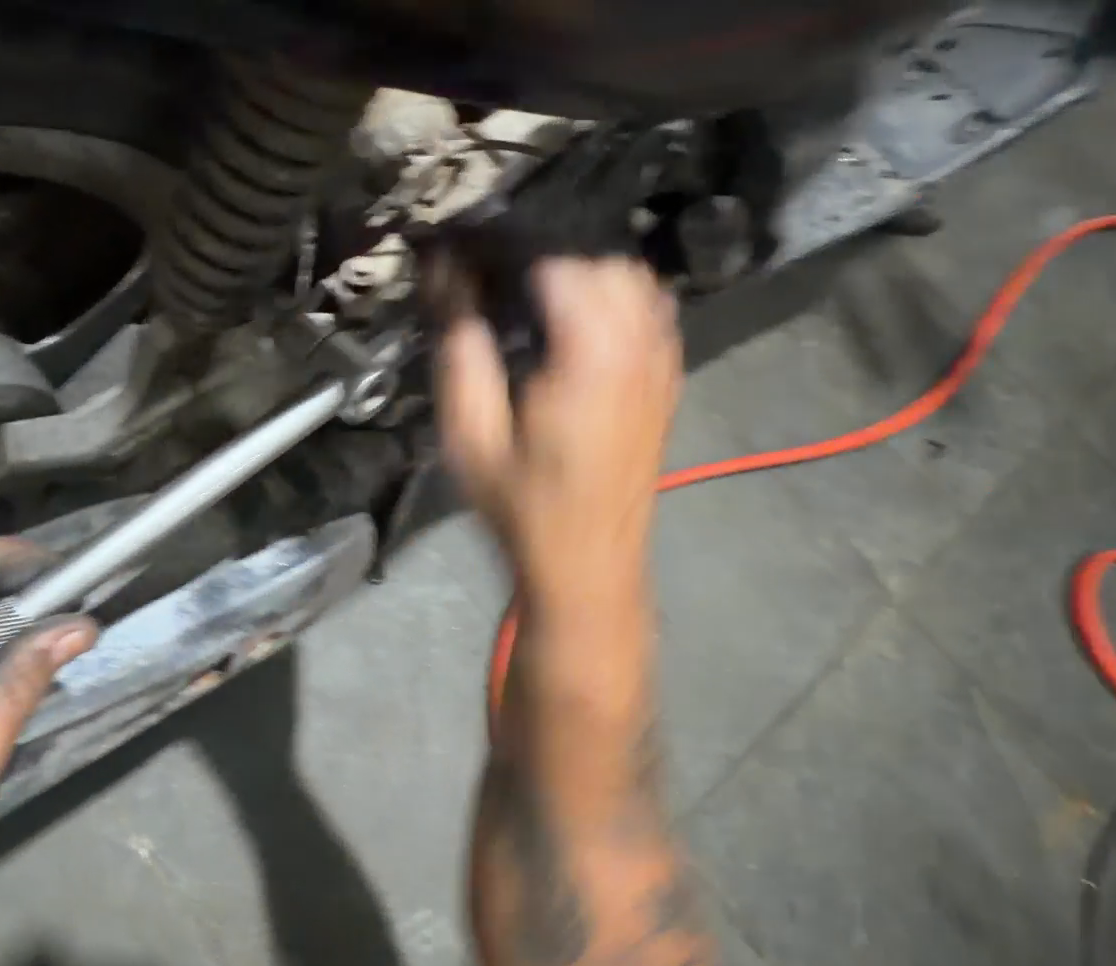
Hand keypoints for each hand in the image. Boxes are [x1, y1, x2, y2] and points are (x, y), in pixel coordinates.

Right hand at [435, 257, 681, 608]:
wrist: (587, 563)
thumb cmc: (521, 506)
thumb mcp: (471, 437)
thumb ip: (462, 353)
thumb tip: (447, 280)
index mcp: (590, 354)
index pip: (559, 260)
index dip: (512, 252)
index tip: (473, 261)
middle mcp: (638, 346)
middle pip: (603, 260)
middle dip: (550, 261)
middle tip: (500, 287)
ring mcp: (661, 363)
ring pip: (634, 280)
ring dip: (587, 277)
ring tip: (538, 303)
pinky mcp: (668, 382)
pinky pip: (653, 313)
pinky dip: (618, 302)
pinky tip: (582, 328)